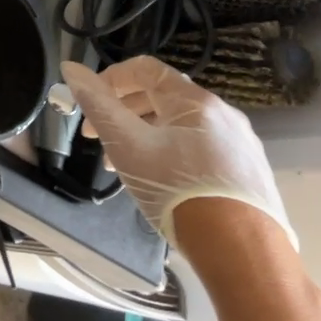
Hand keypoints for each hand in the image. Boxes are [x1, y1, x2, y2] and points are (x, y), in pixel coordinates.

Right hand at [61, 56, 295, 248]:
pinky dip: (172, 152)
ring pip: (180, 125)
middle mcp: (223, 113)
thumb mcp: (126, 143)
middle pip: (161, 97)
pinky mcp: (250, 172)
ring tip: (125, 165)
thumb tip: (71, 68)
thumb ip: (96, 102)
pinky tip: (161, 181)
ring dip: (145, 134)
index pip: (144, 68)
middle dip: (123, 111)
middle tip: (99, 138)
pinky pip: (201, 148)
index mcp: (193, 100)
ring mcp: (241, 143)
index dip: (110, 77)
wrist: (242, 251)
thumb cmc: (175, 188)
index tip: (89, 101)